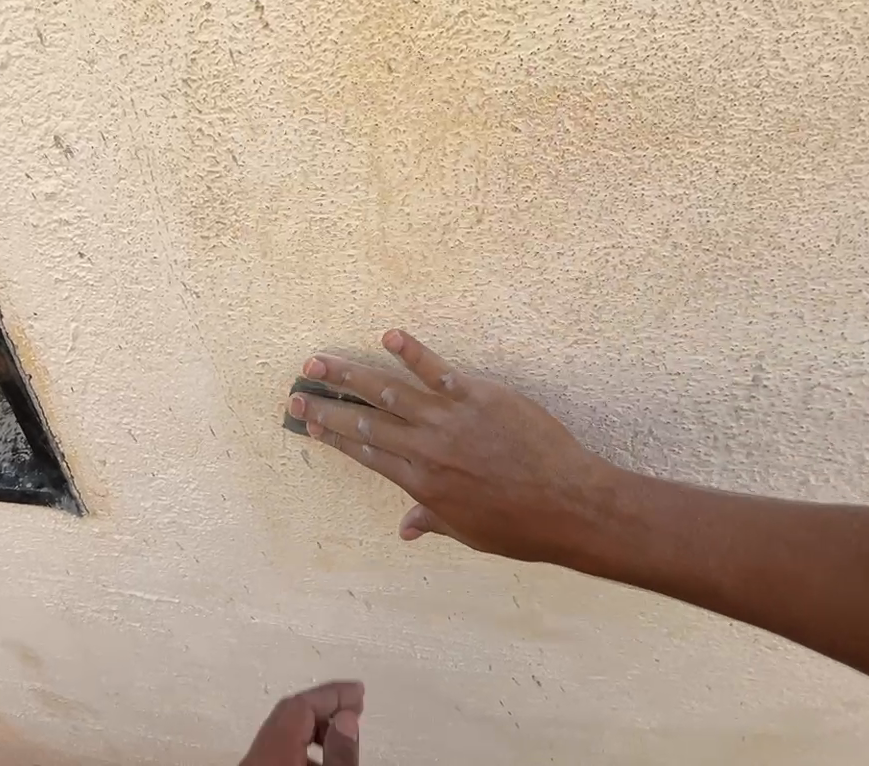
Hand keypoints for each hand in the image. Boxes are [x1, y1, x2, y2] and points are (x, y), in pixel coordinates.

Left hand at [238, 681, 362, 765]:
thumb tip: (347, 717)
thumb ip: (338, 754)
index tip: (358, 690)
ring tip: (342, 735)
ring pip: (281, 733)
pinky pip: (275, 750)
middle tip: (353, 706)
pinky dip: (300, 746)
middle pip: (288, 714)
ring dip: (313, 728)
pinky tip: (320, 760)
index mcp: (272, 748)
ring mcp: (251, 764)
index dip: (332, 693)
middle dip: (322, 706)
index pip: (301, 704)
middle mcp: (254, 755)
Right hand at [288, 330, 627, 566]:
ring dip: (350, 374)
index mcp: (420, 482)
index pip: (364, 452)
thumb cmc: (522, 526)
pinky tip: (389, 336)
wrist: (571, 505)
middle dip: (326, 406)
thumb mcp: (469, 532)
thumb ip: (432, 520)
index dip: (333, 436)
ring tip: (320, 360)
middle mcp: (424, 448)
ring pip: (388, 391)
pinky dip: (412, 352)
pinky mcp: (476, 396)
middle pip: (364, 420)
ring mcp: (448, 419)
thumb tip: (405, 530)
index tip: (309, 423)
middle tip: (296, 392)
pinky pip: (437, 370)